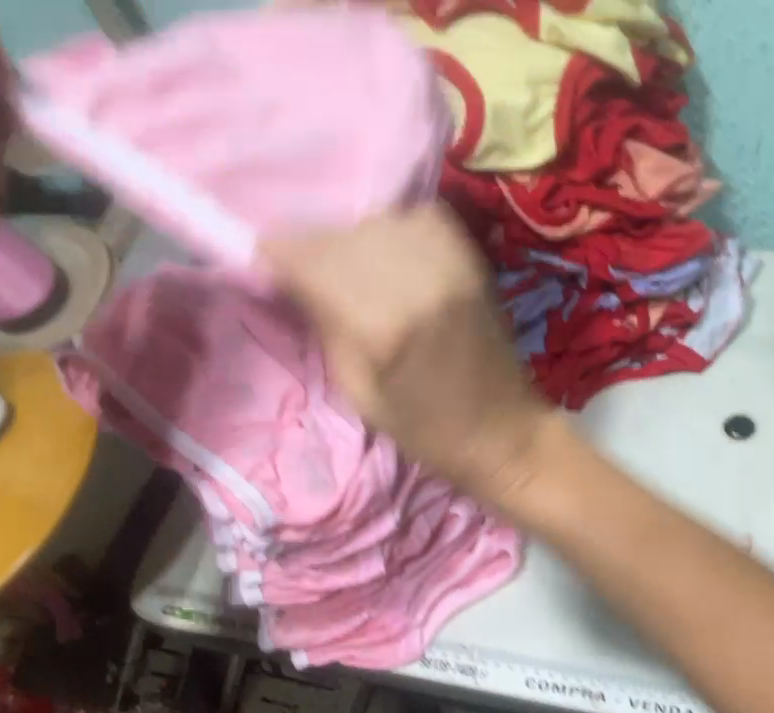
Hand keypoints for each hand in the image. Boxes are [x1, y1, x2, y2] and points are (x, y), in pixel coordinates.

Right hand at [264, 205, 558, 501]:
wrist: (506, 433)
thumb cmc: (428, 430)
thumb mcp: (360, 393)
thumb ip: (325, 327)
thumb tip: (291, 278)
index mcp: (382, 324)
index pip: (308, 256)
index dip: (278, 257)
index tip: (267, 268)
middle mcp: (416, 280)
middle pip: (339, 234)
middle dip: (313, 250)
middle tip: (307, 277)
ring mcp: (450, 263)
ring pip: (376, 220)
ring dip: (354, 240)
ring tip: (352, 271)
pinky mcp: (472, 257)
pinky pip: (418, 218)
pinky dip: (396, 231)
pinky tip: (392, 259)